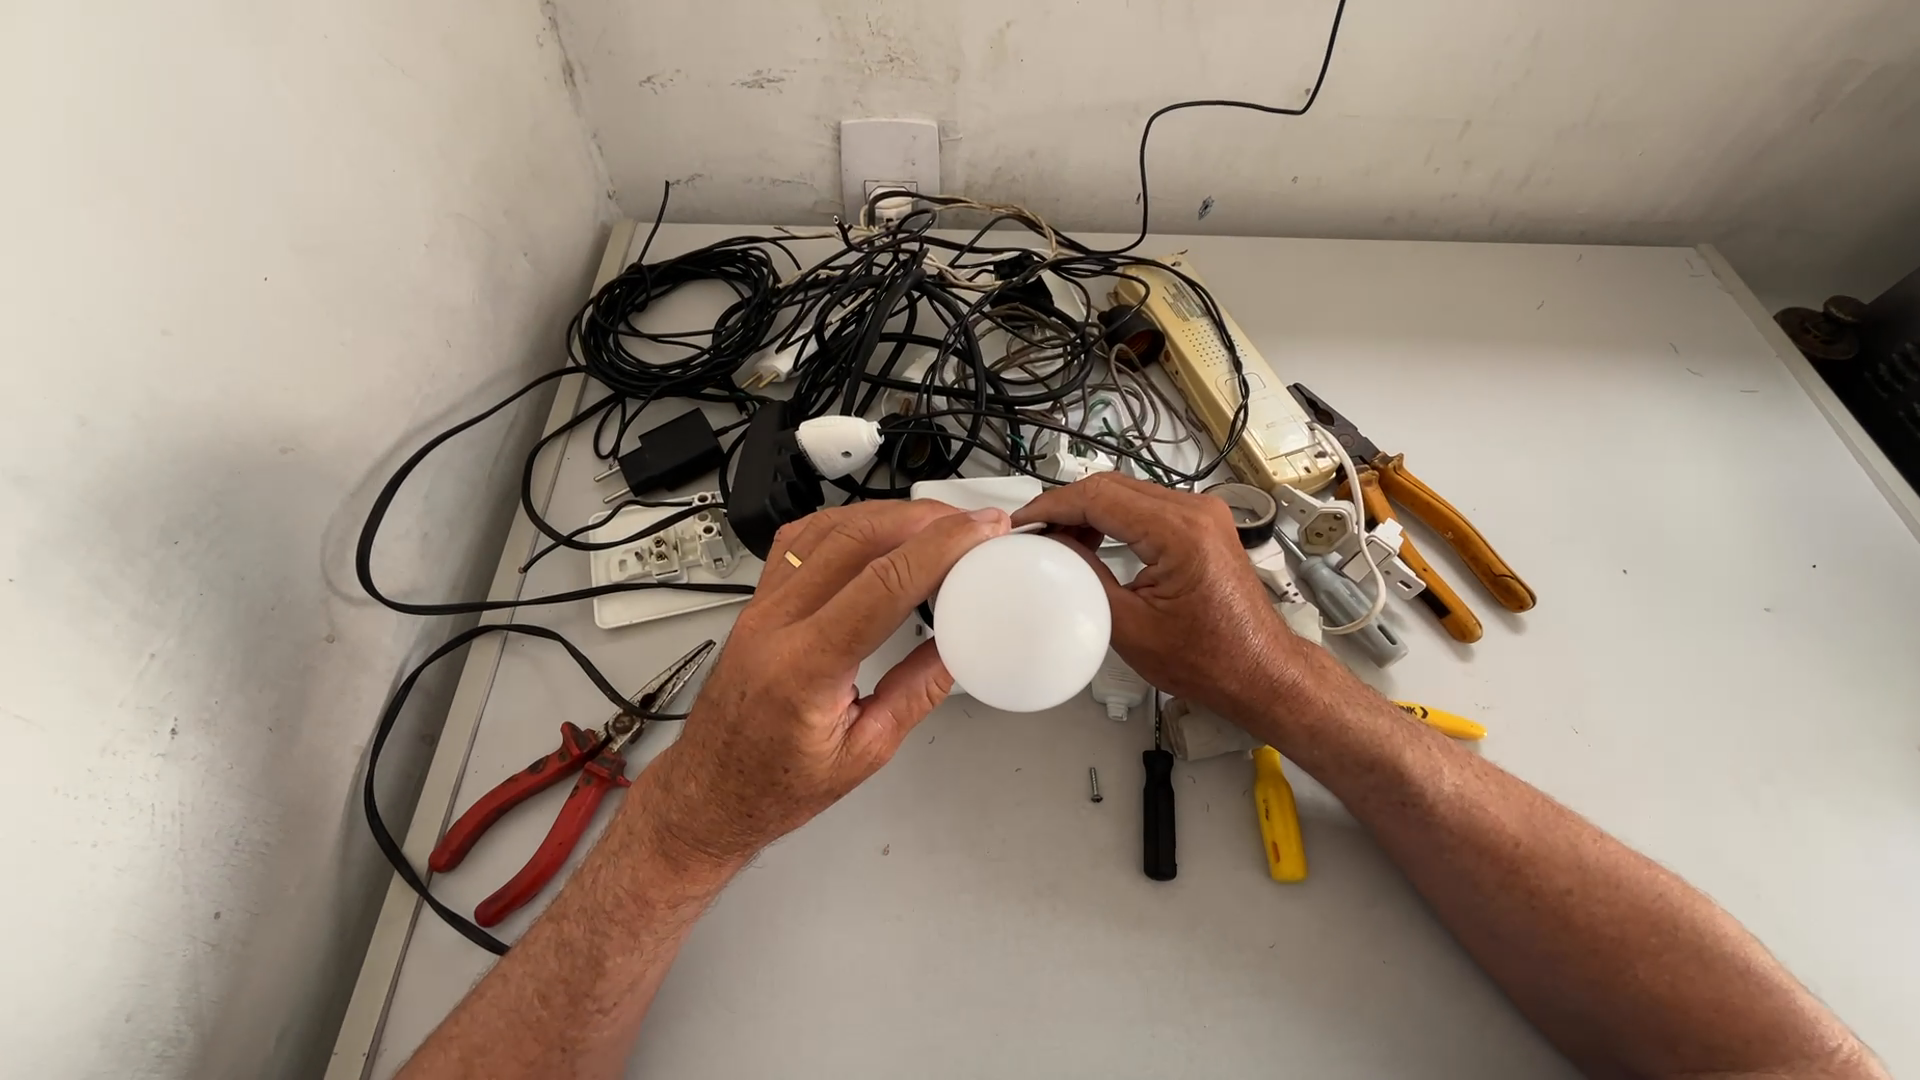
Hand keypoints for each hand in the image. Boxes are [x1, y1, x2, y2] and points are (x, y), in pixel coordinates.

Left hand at [643, 499, 1008, 868]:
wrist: (710, 793)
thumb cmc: (772, 785)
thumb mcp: (864, 752)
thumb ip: (916, 692)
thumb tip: (960, 645)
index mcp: (804, 669)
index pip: (882, 584)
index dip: (940, 548)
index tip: (979, 531)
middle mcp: (775, 625)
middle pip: (855, 538)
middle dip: (922, 517)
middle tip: (968, 521)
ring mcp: (761, 608)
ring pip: (826, 527)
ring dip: (887, 514)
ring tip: (934, 521)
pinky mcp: (758, 603)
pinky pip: (800, 539)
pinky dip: (848, 521)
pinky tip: (877, 527)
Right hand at [1012, 473, 1306, 720]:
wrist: (1259, 670)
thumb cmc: (1210, 659)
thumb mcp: (1130, 627)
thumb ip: (1086, 579)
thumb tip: (1054, 548)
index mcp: (1180, 533)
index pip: (1099, 497)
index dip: (1053, 505)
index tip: (1023, 520)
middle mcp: (1196, 511)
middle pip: (1111, 486)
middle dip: (1065, 505)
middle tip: (1032, 530)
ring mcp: (1202, 513)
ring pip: (1126, 491)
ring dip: (1087, 510)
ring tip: (1055, 538)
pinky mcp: (1201, 524)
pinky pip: (1145, 506)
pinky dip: (1111, 517)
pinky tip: (1090, 540)